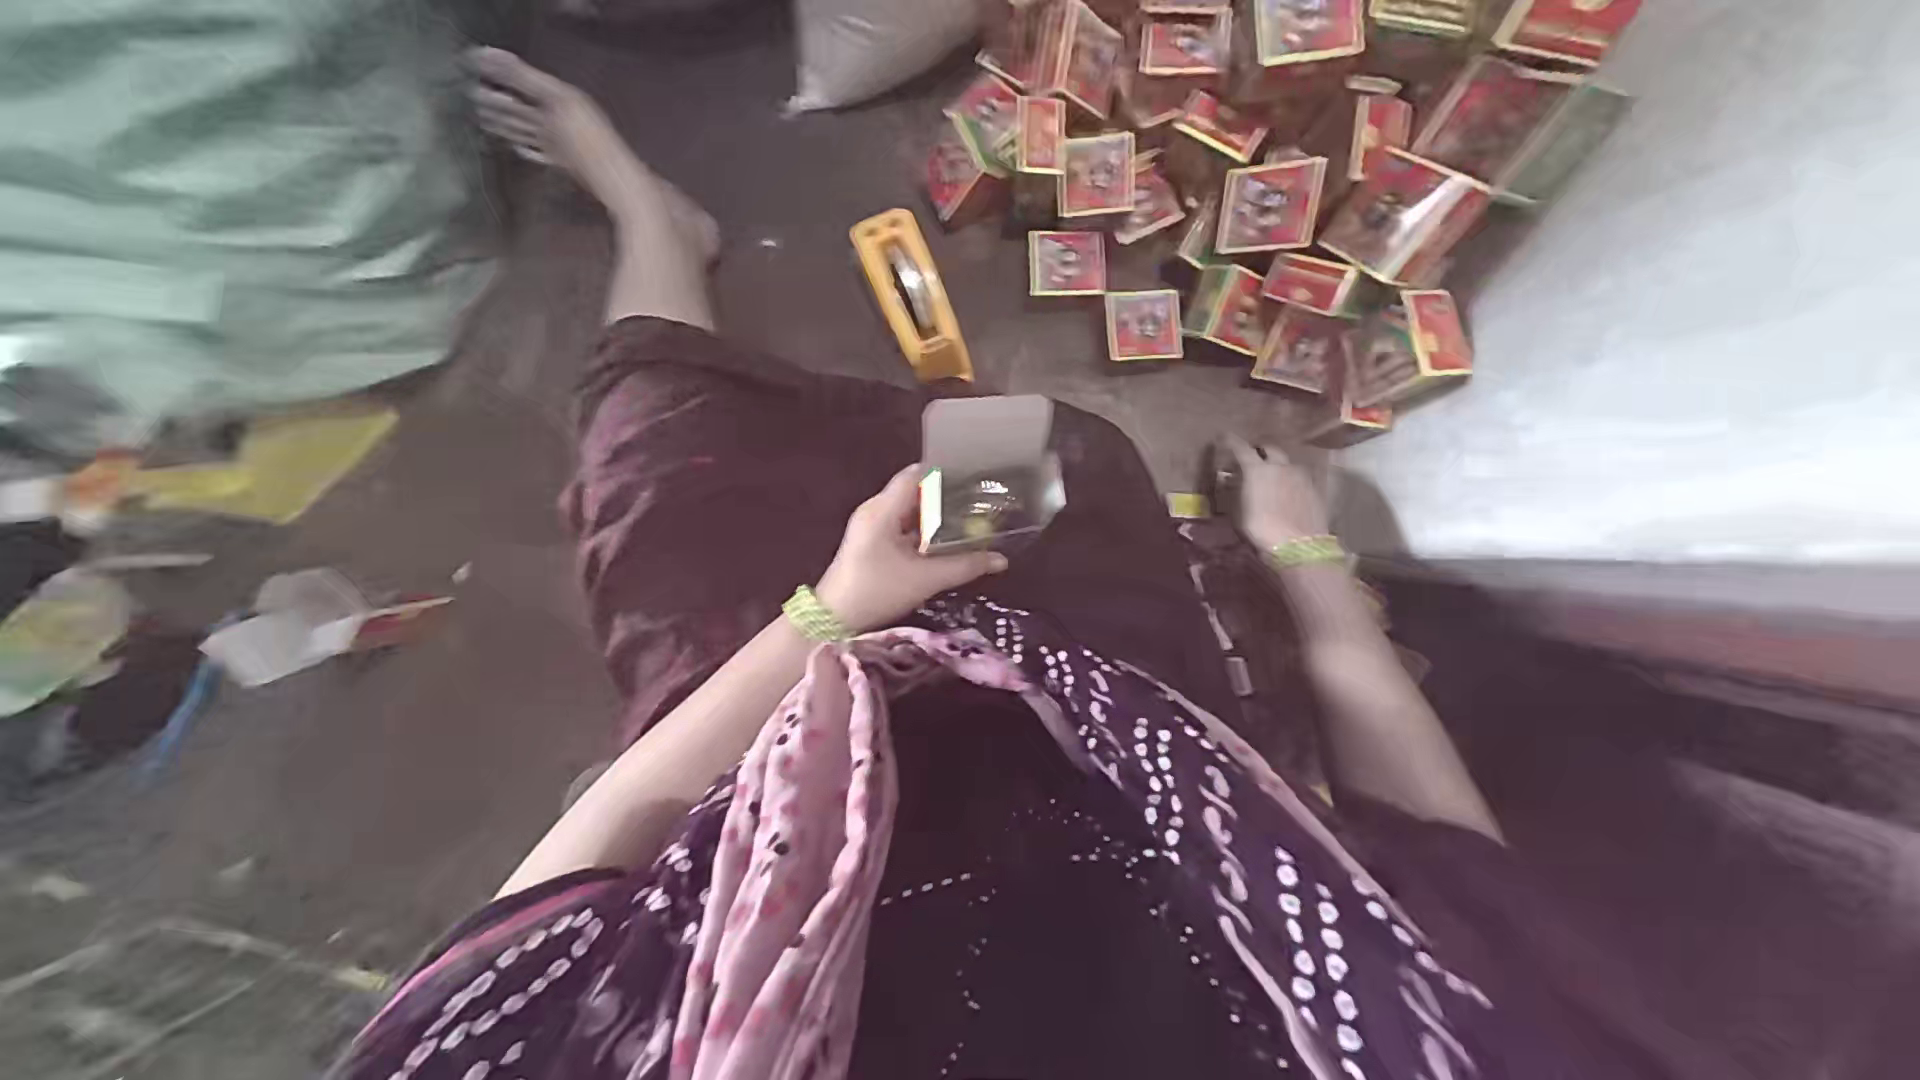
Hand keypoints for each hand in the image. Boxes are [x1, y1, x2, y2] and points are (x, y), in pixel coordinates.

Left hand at [814, 464, 1008, 633]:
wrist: (833, 620)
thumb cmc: (877, 591)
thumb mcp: (926, 579)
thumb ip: (965, 566)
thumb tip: (1001, 559)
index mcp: (882, 510)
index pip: (916, 474)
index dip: (945, 474)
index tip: (973, 482)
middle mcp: (874, 510)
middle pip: (914, 490)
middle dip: (946, 496)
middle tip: (978, 504)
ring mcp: (870, 526)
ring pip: (909, 509)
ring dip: (935, 515)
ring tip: (968, 520)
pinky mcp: (871, 541)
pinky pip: (901, 525)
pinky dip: (922, 529)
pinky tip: (943, 541)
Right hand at [1226, 435, 1330, 550]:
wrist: (1297, 544)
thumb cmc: (1260, 528)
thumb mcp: (1237, 511)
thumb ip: (1235, 490)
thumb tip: (1231, 479)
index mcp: (1257, 469)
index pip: (1241, 448)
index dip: (1231, 441)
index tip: (1224, 437)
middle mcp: (1280, 466)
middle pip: (1269, 449)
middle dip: (1259, 450)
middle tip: (1252, 456)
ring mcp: (1300, 476)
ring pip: (1286, 462)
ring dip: (1277, 464)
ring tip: (1271, 475)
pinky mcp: (1313, 488)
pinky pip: (1298, 476)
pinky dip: (1289, 478)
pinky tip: (1286, 490)